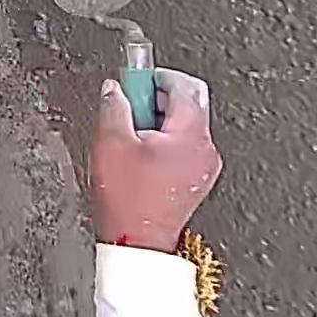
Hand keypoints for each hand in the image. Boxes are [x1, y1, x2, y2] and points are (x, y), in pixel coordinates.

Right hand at [90, 70, 221, 252]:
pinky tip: (137, 153)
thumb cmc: (128, 197)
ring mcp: (202, 166)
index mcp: (191, 136)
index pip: (184, 86)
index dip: (156, 76)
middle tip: (127, 108)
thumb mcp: (111, 141)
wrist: (136, 240)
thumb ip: (114, 105)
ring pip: (182, 125)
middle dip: (154, 99)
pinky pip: (181, 145)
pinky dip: (160, 139)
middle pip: (187, 104)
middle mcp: (205, 149)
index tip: (135, 76)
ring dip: (155, 120)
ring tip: (128, 136)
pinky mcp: (194, 178)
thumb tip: (115, 88)